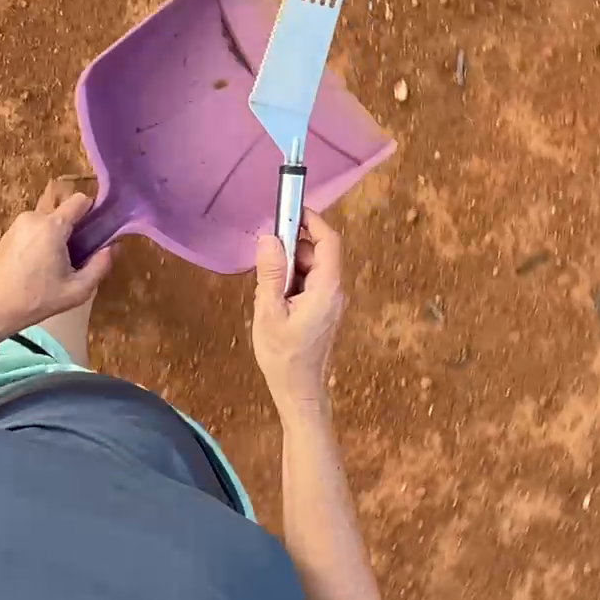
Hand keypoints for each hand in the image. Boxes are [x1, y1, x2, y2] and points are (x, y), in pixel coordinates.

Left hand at [0, 184, 113, 340]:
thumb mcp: (77, 290)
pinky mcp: (8, 233)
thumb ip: (100, 265)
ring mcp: (18, 224)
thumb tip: (112, 247)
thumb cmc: (37, 300)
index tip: (96, 231)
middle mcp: (34, 217)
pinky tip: (38, 265)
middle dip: (73, 229)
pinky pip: (33, 229)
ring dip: (56, 236)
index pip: (80, 200)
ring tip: (55, 264)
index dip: (92, 212)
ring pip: (48, 222)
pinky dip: (41, 240)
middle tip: (76, 256)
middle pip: (63, 213)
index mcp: (52, 226)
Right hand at [253, 210, 345, 415]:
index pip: (328, 241)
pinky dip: (290, 281)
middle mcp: (334, 291)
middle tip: (264, 256)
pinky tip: (273, 299)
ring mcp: (330, 301)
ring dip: (288, 267)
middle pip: (318, 252)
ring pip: (311, 268)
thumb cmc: (284, 356)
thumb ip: (271, 273)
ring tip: (266, 289)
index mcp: (327, 288)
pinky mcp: (322, 309)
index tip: (290, 209)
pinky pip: (307, 283)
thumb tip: (269, 238)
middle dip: (292, 247)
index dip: (312, 220)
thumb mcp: (269, 311)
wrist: (299, 390)